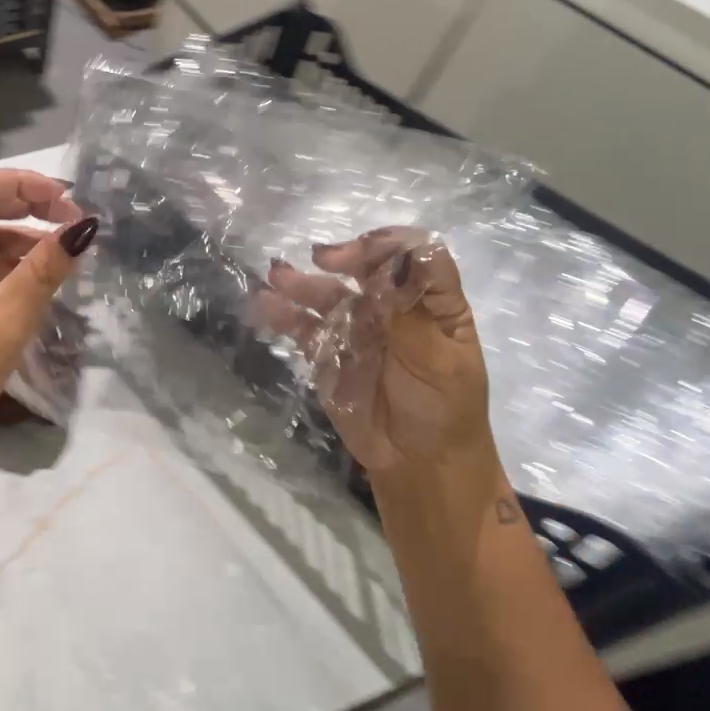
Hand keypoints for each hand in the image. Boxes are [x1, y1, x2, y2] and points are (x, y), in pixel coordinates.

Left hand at [0, 170, 96, 453]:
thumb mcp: (9, 316)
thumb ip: (45, 269)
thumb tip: (84, 229)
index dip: (22, 184)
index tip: (65, 201)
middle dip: (29, 209)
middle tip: (75, 224)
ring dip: (26, 241)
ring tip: (68, 257)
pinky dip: (15, 268)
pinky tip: (45, 280)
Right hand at [256, 227, 492, 477]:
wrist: (419, 464)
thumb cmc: (444, 409)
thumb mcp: (440, 361)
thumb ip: (413, 312)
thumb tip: (398, 259)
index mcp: (432, 305)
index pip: (417, 258)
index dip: (392, 246)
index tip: (366, 252)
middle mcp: (392, 308)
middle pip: (366, 269)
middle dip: (343, 257)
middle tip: (320, 258)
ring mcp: (356, 328)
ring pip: (328, 294)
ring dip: (303, 282)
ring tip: (276, 276)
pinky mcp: (327, 351)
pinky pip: (302, 325)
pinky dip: (282, 313)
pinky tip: (265, 305)